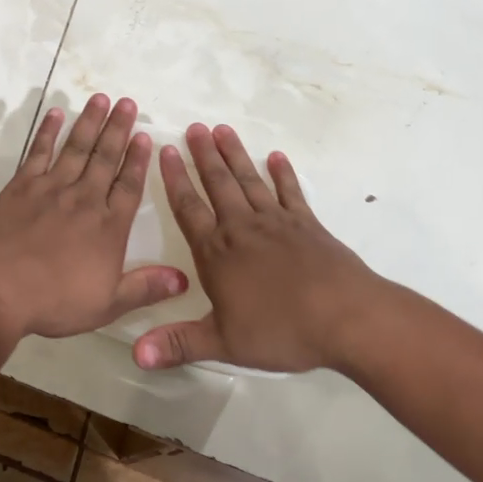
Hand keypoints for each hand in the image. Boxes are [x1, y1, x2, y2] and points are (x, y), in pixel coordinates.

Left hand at [0, 94, 187, 340]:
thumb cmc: (55, 300)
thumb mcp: (108, 304)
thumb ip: (145, 287)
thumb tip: (184, 279)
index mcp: (108, 227)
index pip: (129, 186)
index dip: (138, 160)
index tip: (145, 136)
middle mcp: (84, 199)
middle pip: (105, 158)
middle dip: (118, 129)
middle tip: (128, 103)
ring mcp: (52, 188)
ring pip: (76, 148)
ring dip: (90, 122)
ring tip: (101, 98)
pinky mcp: (22, 185)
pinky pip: (39, 151)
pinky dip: (48, 131)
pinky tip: (56, 114)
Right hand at [134, 124, 384, 372]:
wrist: (347, 318)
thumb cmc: (282, 330)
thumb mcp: (224, 343)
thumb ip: (178, 344)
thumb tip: (135, 356)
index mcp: (216, 252)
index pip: (188, 208)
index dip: (175, 179)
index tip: (166, 150)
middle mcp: (242, 228)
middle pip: (218, 184)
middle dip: (203, 155)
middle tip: (194, 126)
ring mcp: (277, 222)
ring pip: (249, 180)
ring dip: (235, 154)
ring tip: (222, 129)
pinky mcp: (308, 225)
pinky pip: (291, 193)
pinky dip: (283, 174)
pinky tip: (276, 157)